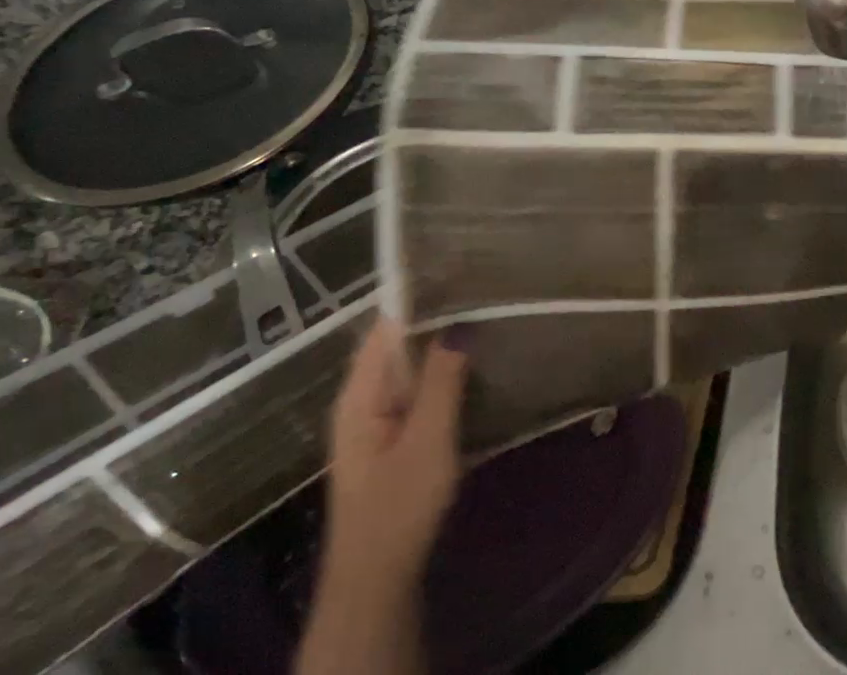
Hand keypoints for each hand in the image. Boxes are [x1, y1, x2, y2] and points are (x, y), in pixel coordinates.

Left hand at [322, 319, 467, 590]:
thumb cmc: (400, 504)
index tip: (458, 274)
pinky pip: (417, 393)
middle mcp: (361, 402)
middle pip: (395, 348)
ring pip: (408, 372)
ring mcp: (376, 422)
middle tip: (484, 295)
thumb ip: (441, 383)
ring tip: (487, 322)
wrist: (378, 572)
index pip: (382, 332)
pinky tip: (476, 371)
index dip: (415, 302)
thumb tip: (458, 328)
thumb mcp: (428, 440)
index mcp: (359, 397)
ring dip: (441, 349)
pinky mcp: (394, 439)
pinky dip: (442, 377)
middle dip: (434, 322)